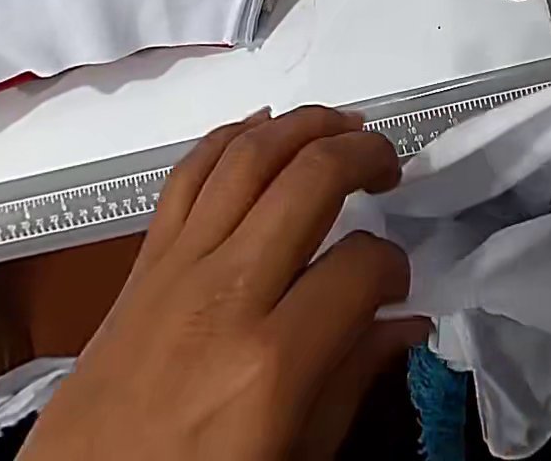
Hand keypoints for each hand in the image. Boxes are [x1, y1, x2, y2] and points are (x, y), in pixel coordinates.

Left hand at [19, 108, 428, 460]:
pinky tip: (267, 124)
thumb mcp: (295, 457)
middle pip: (310, 177)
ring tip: (346, 125)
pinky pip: (189, 173)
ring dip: (308, 123)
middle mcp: (226, 294)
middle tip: (389, 168)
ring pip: (251, 155)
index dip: (394, 264)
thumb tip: (407, 321)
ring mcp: (177, 268)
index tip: (395, 280)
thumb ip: (354, 377)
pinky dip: (232, 134)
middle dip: (365, 153)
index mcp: (269, 362)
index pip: (361, 265)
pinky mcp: (142, 262)